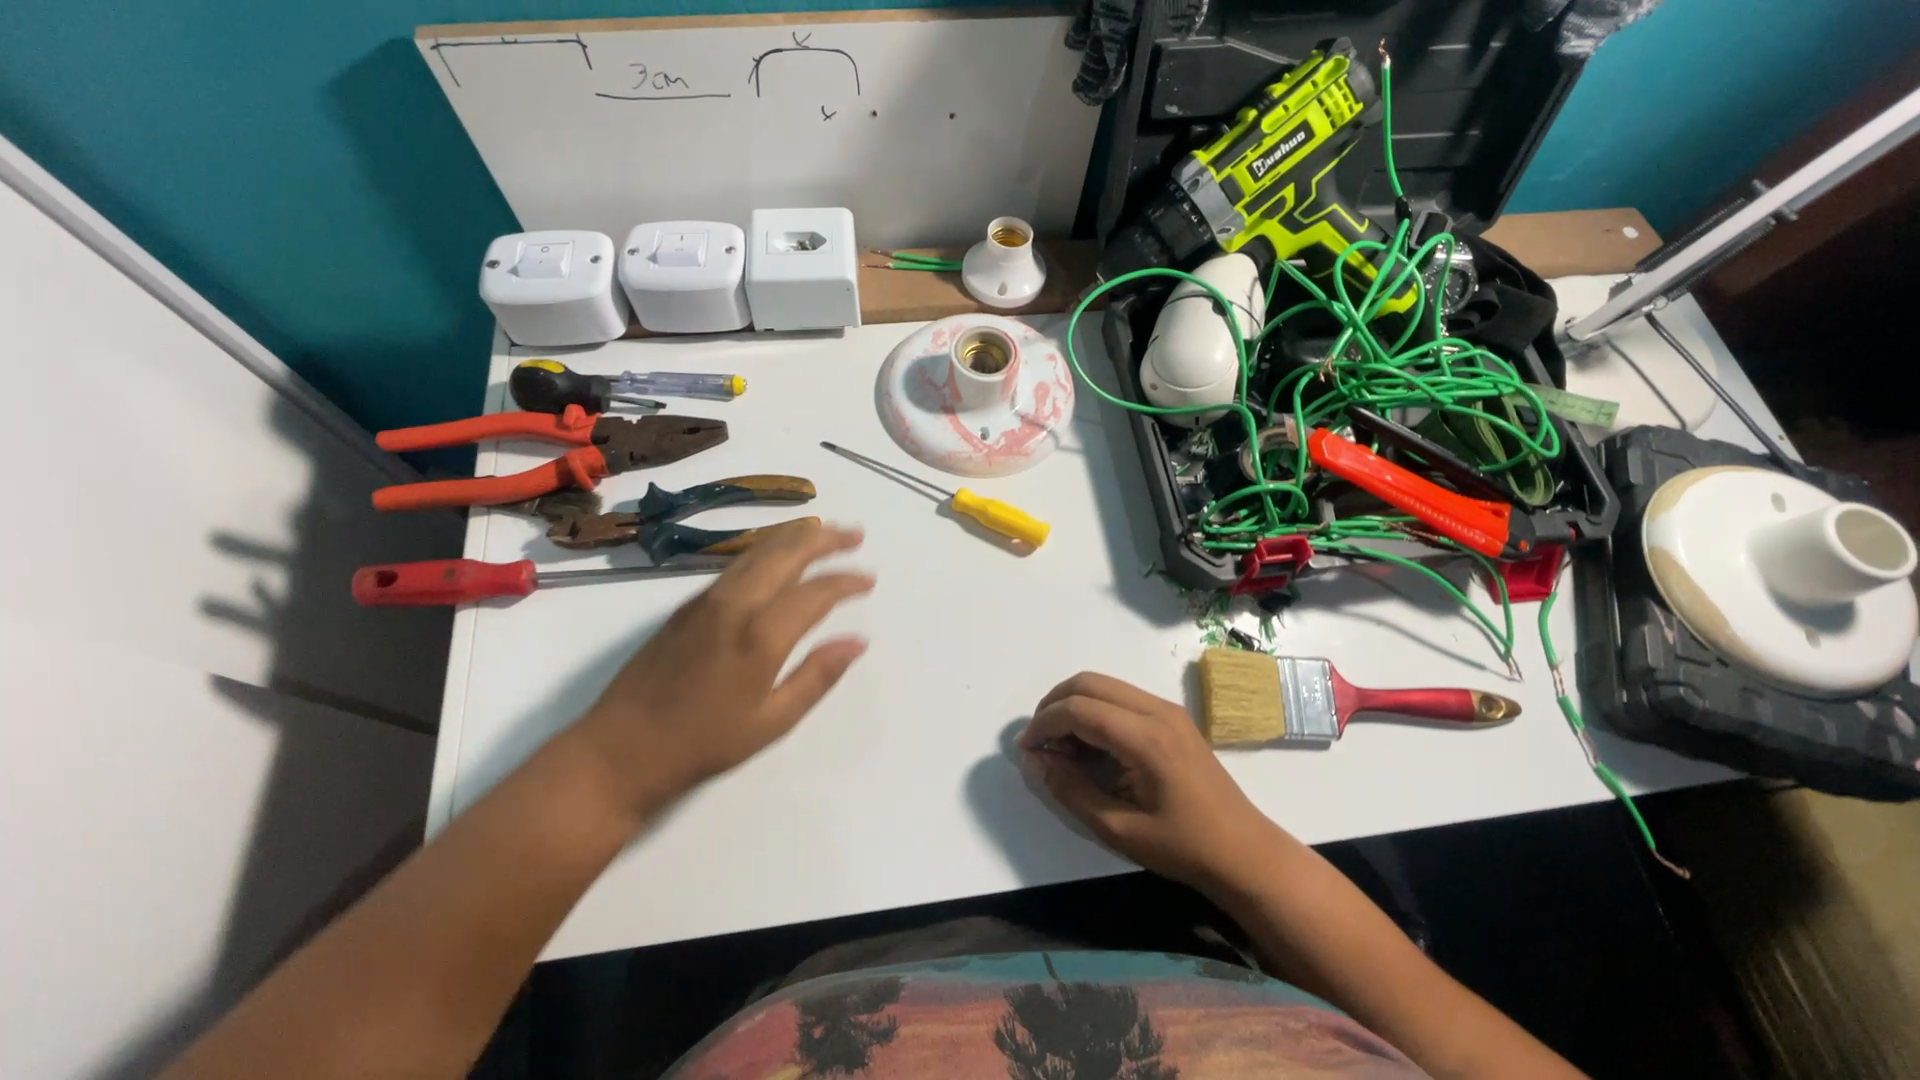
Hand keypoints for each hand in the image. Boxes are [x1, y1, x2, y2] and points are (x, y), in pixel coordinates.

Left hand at [573, 521, 873, 812]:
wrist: (620, 749)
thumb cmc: (703, 744)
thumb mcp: (772, 722)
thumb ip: (817, 676)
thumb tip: (857, 641)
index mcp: (760, 635)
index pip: (816, 592)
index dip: (846, 581)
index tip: (870, 579)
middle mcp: (734, 604)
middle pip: (785, 554)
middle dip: (824, 539)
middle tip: (855, 533)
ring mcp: (706, 600)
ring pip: (757, 552)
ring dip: (794, 537)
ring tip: (823, 531)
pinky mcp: (686, 606)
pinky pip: (736, 565)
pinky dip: (765, 551)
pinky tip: (776, 557)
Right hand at [1018, 673, 1281, 890]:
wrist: (1243, 851)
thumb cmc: (1183, 847)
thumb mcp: (1118, 829)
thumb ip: (1071, 790)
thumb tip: (1036, 759)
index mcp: (1146, 739)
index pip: (1079, 709)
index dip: (1044, 724)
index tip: (1026, 750)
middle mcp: (1158, 711)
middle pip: (1089, 683)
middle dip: (1053, 706)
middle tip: (1039, 743)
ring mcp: (1169, 711)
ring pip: (1105, 685)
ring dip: (1074, 707)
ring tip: (1061, 749)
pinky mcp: (1173, 718)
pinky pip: (1122, 698)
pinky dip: (1095, 712)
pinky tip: (1089, 748)